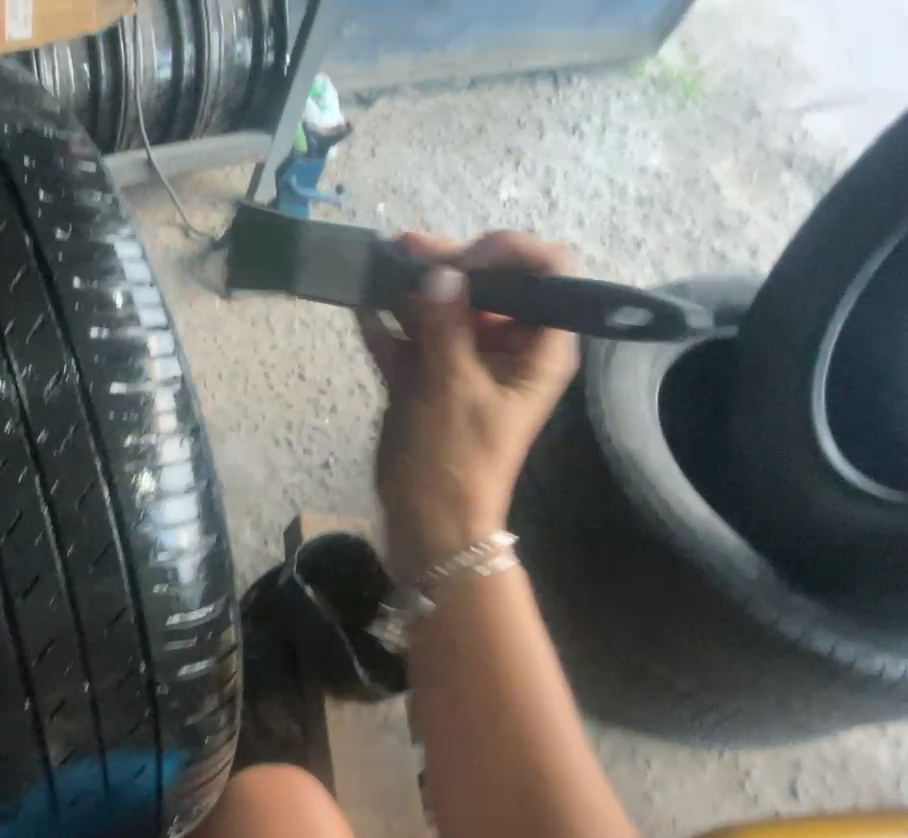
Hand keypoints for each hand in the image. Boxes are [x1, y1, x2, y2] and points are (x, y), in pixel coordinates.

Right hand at [358, 231, 579, 579]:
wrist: (427, 519)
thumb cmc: (454, 460)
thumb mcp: (452, 390)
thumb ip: (445, 329)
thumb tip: (436, 274)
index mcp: (537, 348)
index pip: (546, 275)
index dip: (508, 256)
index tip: (459, 261)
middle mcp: (504, 348)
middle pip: (485, 288)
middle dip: (446, 266)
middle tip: (403, 248)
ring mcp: (460, 364)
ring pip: (440, 311)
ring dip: (409, 291)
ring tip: (375, 268)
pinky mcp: (423, 380)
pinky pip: (408, 342)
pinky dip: (386, 327)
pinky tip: (361, 309)